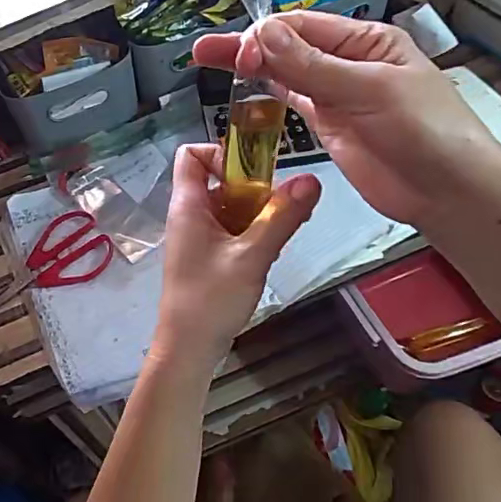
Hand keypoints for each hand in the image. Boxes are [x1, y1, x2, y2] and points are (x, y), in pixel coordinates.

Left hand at [152, 143, 320, 364]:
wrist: (188, 349)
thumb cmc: (211, 299)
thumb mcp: (252, 256)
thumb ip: (282, 217)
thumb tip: (312, 179)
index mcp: (188, 205)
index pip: (191, 154)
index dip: (221, 152)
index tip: (254, 172)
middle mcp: (189, 215)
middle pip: (219, 179)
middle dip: (253, 186)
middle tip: (284, 205)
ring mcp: (197, 237)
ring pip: (229, 206)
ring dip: (258, 212)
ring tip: (286, 227)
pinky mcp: (207, 256)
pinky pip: (231, 229)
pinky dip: (252, 231)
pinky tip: (273, 248)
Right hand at [192, 13, 500, 227]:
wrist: (447, 191)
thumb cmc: (424, 131)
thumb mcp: (369, 90)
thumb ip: (313, 66)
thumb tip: (262, 34)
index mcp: (365, 41)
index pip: (304, 26)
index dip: (266, 37)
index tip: (239, 55)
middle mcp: (347, 62)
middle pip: (289, 47)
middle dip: (247, 47)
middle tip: (204, 51)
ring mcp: (336, 95)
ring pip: (286, 74)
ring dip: (252, 69)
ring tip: (210, 64)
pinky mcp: (329, 126)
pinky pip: (292, 103)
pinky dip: (267, 96)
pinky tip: (243, 89)